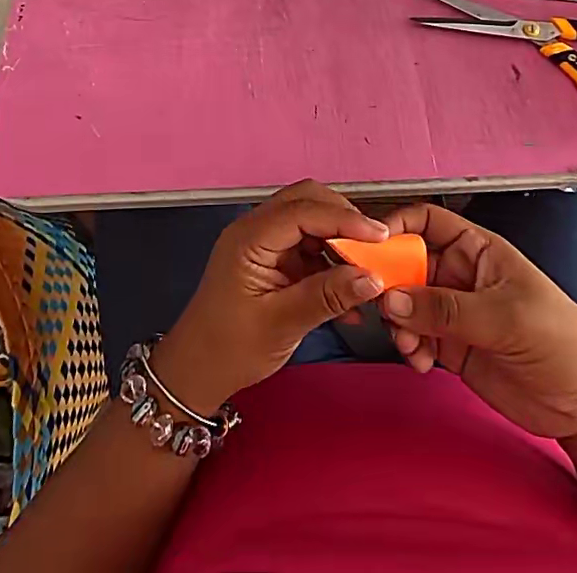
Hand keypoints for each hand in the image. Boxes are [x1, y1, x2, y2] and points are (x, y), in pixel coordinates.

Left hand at [153, 181, 387, 414]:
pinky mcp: (274, 260)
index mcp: (249, 238)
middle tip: (375, 244)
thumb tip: (373, 278)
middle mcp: (255, 230)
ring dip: (341, 242)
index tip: (379, 236)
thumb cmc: (230, 349)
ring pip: (311, 222)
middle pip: (306, 202)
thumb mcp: (282, 324)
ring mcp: (264, 244)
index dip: (344, 219)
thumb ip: (328, 296)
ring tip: (367, 269)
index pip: (302, 210)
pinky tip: (350, 292)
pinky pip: (310, 248)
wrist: (197, 373)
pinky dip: (332, 263)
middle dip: (344, 219)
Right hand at [376, 203, 576, 465]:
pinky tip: (421, 362)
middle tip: (380, 305)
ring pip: (406, 302)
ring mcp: (455, 311)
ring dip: (398, 321)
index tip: (369, 245)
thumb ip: (445, 309)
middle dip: (390, 282)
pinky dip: (408, 347)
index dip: (397, 226)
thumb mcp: (504, 318)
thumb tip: (392, 299)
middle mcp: (461, 275)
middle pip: (408, 263)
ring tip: (410, 344)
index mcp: (478, 250)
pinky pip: (415, 336)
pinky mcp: (452, 346)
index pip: (428, 221)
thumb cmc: (563, 341)